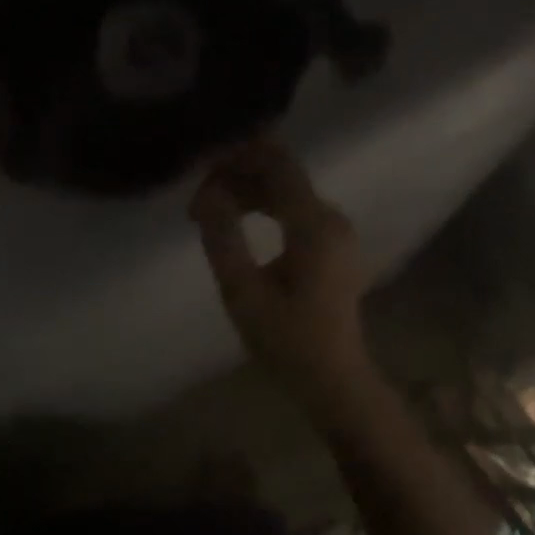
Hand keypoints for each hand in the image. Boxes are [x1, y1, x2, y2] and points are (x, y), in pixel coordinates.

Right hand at [190, 139, 371, 385]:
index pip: (278, 166)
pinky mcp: (334, 246)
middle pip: (284, 175)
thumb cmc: (287, 340)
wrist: (334, 378)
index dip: (239, 156)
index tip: (202, 162)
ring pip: (290, 191)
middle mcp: (332, 218)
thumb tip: (206, 192)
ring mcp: (337, 232)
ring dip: (251, 191)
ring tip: (208, 207)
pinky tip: (238, 220)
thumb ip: (223, 236)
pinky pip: (298, 210)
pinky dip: (267, 207)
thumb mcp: (243, 292)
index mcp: (314, 225)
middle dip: (240, 173)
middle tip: (197, 193)